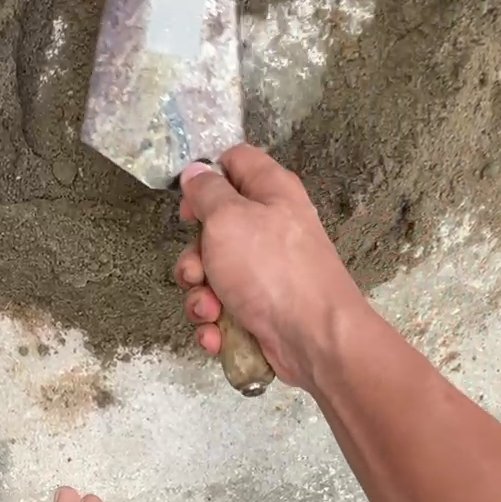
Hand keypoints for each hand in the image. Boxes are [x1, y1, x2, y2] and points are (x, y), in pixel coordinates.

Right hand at [174, 145, 363, 391]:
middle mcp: (267, 229)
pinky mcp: (258, 310)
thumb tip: (195, 172)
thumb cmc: (271, 269)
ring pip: (211, 279)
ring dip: (200, 298)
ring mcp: (263, 274)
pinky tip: (217, 335)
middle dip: (194, 258)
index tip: (189, 208)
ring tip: (211, 312)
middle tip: (198, 272)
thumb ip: (207, 192)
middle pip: (212, 232)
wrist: (311, 336)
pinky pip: (221, 313)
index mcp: (269, 193)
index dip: (205, 181)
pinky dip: (214, 326)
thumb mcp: (228, 219)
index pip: (234, 164)